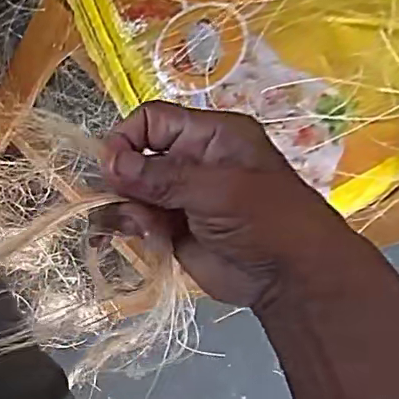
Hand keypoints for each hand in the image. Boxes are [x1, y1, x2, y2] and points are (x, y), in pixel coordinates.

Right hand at [98, 101, 387, 310]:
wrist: (287, 278)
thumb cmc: (267, 222)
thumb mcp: (218, 192)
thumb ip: (162, 178)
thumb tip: (111, 165)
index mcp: (209, 137)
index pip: (151, 121)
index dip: (125, 140)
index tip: (113, 171)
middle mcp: (189, 161)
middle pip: (133, 157)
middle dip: (121, 180)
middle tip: (129, 205)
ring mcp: (176, 196)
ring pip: (127, 191)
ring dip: (123, 209)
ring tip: (142, 228)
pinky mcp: (167, 227)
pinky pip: (132, 219)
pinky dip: (126, 227)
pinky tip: (140, 238)